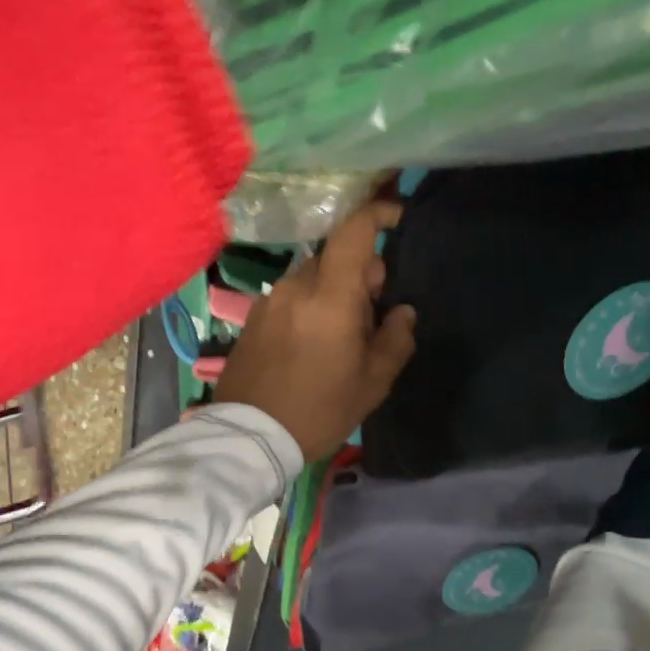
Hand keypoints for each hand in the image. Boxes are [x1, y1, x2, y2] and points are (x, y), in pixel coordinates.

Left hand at [214, 201, 418, 459]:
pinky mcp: (251, 317)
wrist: (248, 436)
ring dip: (332, 291)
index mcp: (328, 297)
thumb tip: (401, 311)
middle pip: (333, 257)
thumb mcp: (372, 383)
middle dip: (359, 273)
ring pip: (310, 277)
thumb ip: (395, 339)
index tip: (397, 218)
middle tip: (374, 313)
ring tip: (342, 335)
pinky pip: (290, 296)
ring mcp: (268, 301)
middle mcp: (294, 287)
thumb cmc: (318, 411)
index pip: (352, 232)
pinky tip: (313, 342)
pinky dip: (308, 304)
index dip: (377, 214)